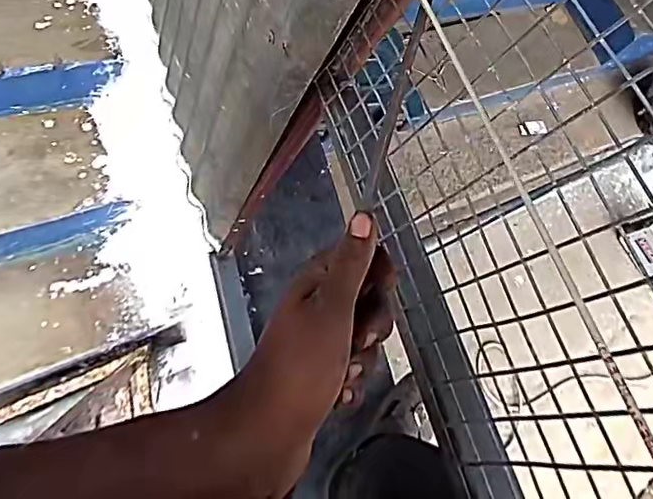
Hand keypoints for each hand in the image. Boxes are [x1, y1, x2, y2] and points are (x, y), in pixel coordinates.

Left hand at [209, 212, 397, 495]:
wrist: (270, 434)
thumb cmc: (298, 368)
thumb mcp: (333, 308)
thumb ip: (352, 263)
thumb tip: (363, 217)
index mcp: (316, 280)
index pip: (359, 253)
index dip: (378, 270)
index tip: (382, 288)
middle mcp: (316, 304)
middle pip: (368, 298)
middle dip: (374, 322)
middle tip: (357, 337)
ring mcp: (318, 339)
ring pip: (365, 336)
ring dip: (363, 358)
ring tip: (343, 371)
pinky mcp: (321, 372)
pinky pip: (355, 368)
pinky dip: (352, 382)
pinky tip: (337, 392)